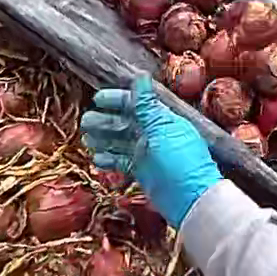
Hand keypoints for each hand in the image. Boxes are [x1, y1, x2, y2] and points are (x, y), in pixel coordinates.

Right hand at [80, 75, 223, 226]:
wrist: (191, 199)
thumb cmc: (180, 161)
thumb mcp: (161, 129)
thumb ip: (147, 105)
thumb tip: (140, 75)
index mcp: (161, 119)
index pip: (136, 104)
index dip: (116, 100)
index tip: (97, 100)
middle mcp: (153, 134)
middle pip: (124, 123)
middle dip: (104, 121)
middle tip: (85, 122)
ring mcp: (147, 153)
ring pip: (120, 142)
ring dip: (103, 139)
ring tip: (87, 140)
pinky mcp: (142, 171)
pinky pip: (121, 162)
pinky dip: (109, 160)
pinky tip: (96, 160)